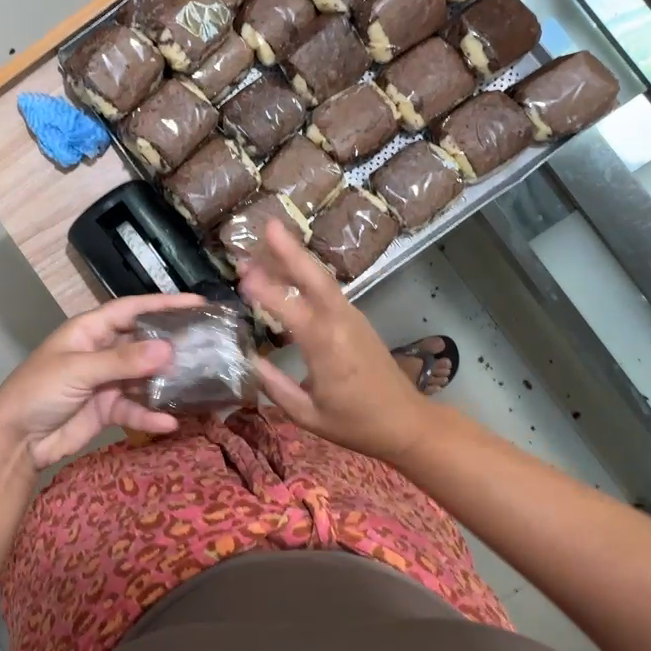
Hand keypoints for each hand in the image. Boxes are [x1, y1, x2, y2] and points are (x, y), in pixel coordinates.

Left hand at [0, 292, 208, 469]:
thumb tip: (168, 349)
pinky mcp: (107, 411)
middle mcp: (100, 352)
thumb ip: (123, 361)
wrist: (15, 440)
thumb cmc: (38, 392)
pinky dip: (150, 415)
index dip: (163, 304)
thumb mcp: (79, 370)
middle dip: (172, 344)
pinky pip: (135, 409)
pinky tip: (170, 422)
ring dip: (167, 382)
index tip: (198, 304)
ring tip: (199, 384)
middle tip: (209, 345)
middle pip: (143, 343)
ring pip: (144, 378)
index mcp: (89, 330)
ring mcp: (105, 382)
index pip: (131, 309)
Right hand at [237, 221, 437, 459]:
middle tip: (268, 226)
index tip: (243, 278)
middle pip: (315, 279)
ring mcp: (351, 318)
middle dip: (291, 251)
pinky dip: (305, 275)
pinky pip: (327, 290)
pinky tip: (286, 271)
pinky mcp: (355, 319)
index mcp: (329, 349)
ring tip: (264, 243)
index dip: (268, 294)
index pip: (294, 312)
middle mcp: (341, 324)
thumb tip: (247, 359)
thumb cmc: (357, 424)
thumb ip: (275, 387)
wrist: (408, 423)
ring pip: (321, 280)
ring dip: (294, 259)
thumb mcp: (309, 416)